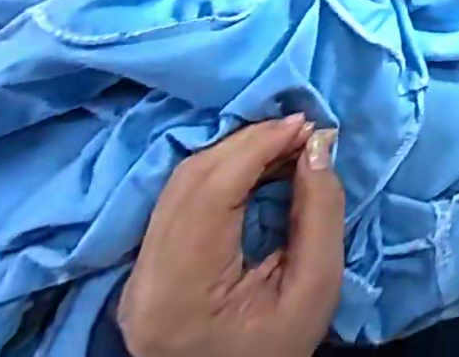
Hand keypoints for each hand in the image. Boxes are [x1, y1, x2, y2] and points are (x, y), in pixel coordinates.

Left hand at [118, 115, 344, 356]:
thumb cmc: (279, 350)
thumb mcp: (317, 286)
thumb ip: (321, 210)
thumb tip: (318, 142)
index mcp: (180, 293)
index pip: (211, 191)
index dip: (259, 144)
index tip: (306, 124)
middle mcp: (144, 279)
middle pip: (192, 178)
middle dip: (251, 140)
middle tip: (302, 129)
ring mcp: (137, 273)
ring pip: (182, 180)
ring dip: (236, 149)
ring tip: (285, 141)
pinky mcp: (144, 266)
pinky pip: (180, 195)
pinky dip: (222, 167)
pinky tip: (258, 162)